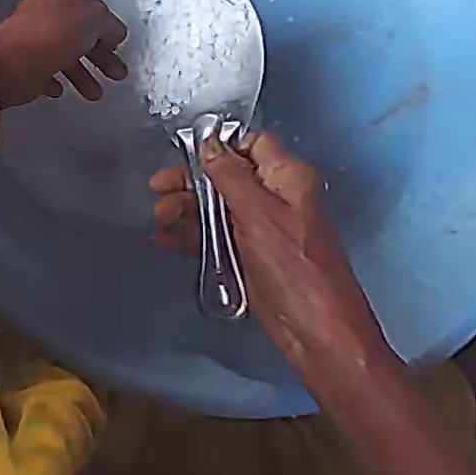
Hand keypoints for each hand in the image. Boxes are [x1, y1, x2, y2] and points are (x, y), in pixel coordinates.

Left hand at [0, 0, 129, 106]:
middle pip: (81, 34)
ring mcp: (33, 36)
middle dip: (101, 56)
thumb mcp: (94, 18)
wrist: (12, 63)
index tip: (117, 46)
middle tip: (116, 74)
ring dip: (83, 74)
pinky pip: (47, 70)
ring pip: (66, 54)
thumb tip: (113, 34)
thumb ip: (110, 24)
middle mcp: (45, 10)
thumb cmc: (55, 34)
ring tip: (95, 94)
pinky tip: (62, 89)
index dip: (107, 28)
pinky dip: (57, 79)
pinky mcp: (24, 61)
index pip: (92, 8)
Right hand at [149, 132, 391, 380]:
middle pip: (226, 175)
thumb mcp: (258, 213)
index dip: (220, 146)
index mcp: (287, 178)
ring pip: (215, 206)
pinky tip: (165, 239)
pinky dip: (190, 235)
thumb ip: (230, 175)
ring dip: (185, 208)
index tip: (186, 154)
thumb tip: (210, 142)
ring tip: (160, 219)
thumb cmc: (294, 268)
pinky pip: (214, 235)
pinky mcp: (248, 255)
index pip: (252, 144)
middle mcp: (275, 198)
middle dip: (190, 181)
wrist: (316, 332)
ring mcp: (260, 228)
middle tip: (159, 189)